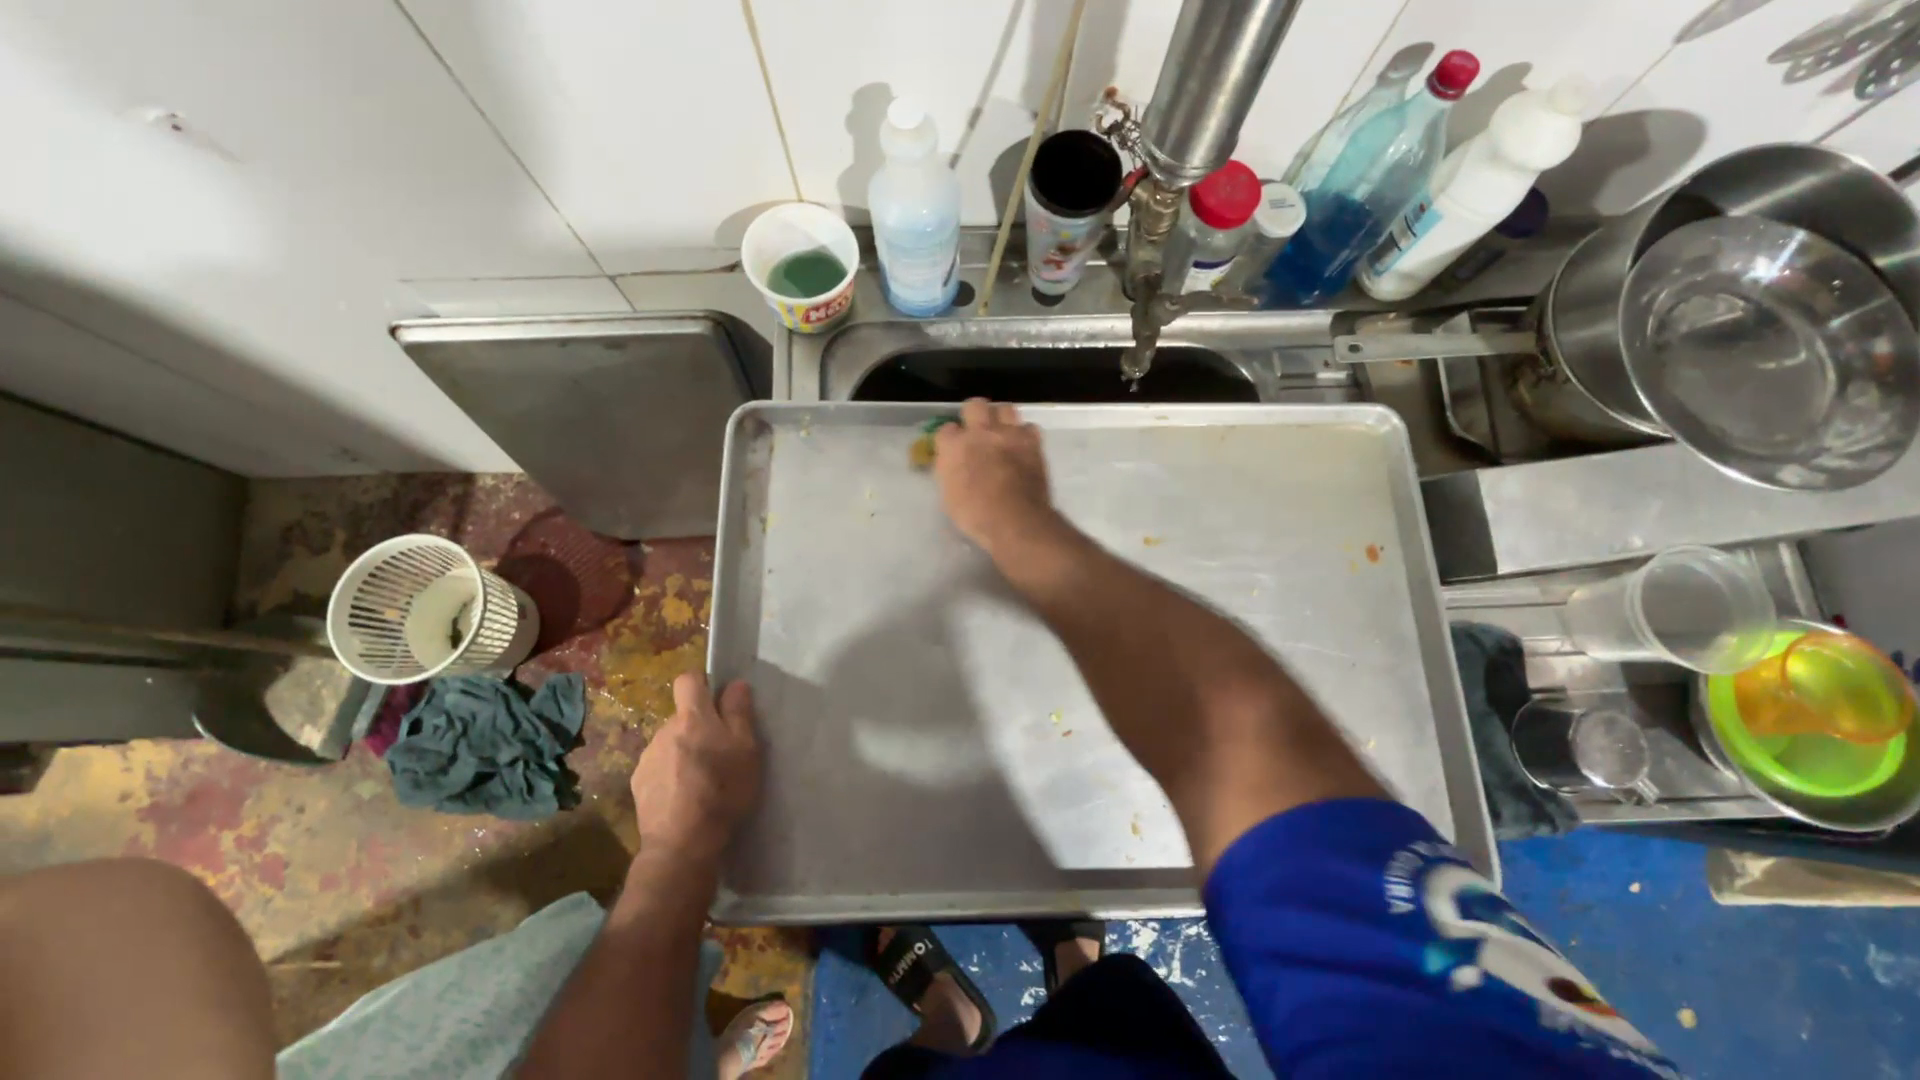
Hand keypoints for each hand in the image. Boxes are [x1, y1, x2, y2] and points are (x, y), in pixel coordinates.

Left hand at [630, 672, 761, 863]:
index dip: (703, 684)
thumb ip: (739, 714)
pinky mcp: (638, 782)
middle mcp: (664, 730)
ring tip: (701, 781)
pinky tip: (683, 797)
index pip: (688, 680)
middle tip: (719, 754)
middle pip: (682, 717)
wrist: (683, 843)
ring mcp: (647, 757)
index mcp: (692, 718)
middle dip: (698, 727)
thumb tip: (735, 684)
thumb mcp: (746, 750)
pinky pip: (658, 767)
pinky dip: (670, 775)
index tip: (718, 702)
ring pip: (670, 743)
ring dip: (684, 752)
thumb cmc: (723, 791)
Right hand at [933, 399, 1062, 555]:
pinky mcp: (1032, 442)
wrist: (1015, 520)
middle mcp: (981, 433)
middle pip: (975, 405)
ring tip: (1002, 434)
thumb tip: (955, 465)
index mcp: (954, 446)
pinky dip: (1025, 435)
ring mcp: (1009, 434)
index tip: (953, 449)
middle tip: (977, 431)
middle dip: (974, 415)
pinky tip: (1022, 447)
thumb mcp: (949, 496)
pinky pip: (1029, 427)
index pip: (946, 429)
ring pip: (1005, 409)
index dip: (950, 439)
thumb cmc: (976, 515)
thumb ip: (950, 472)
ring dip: (1001, 419)